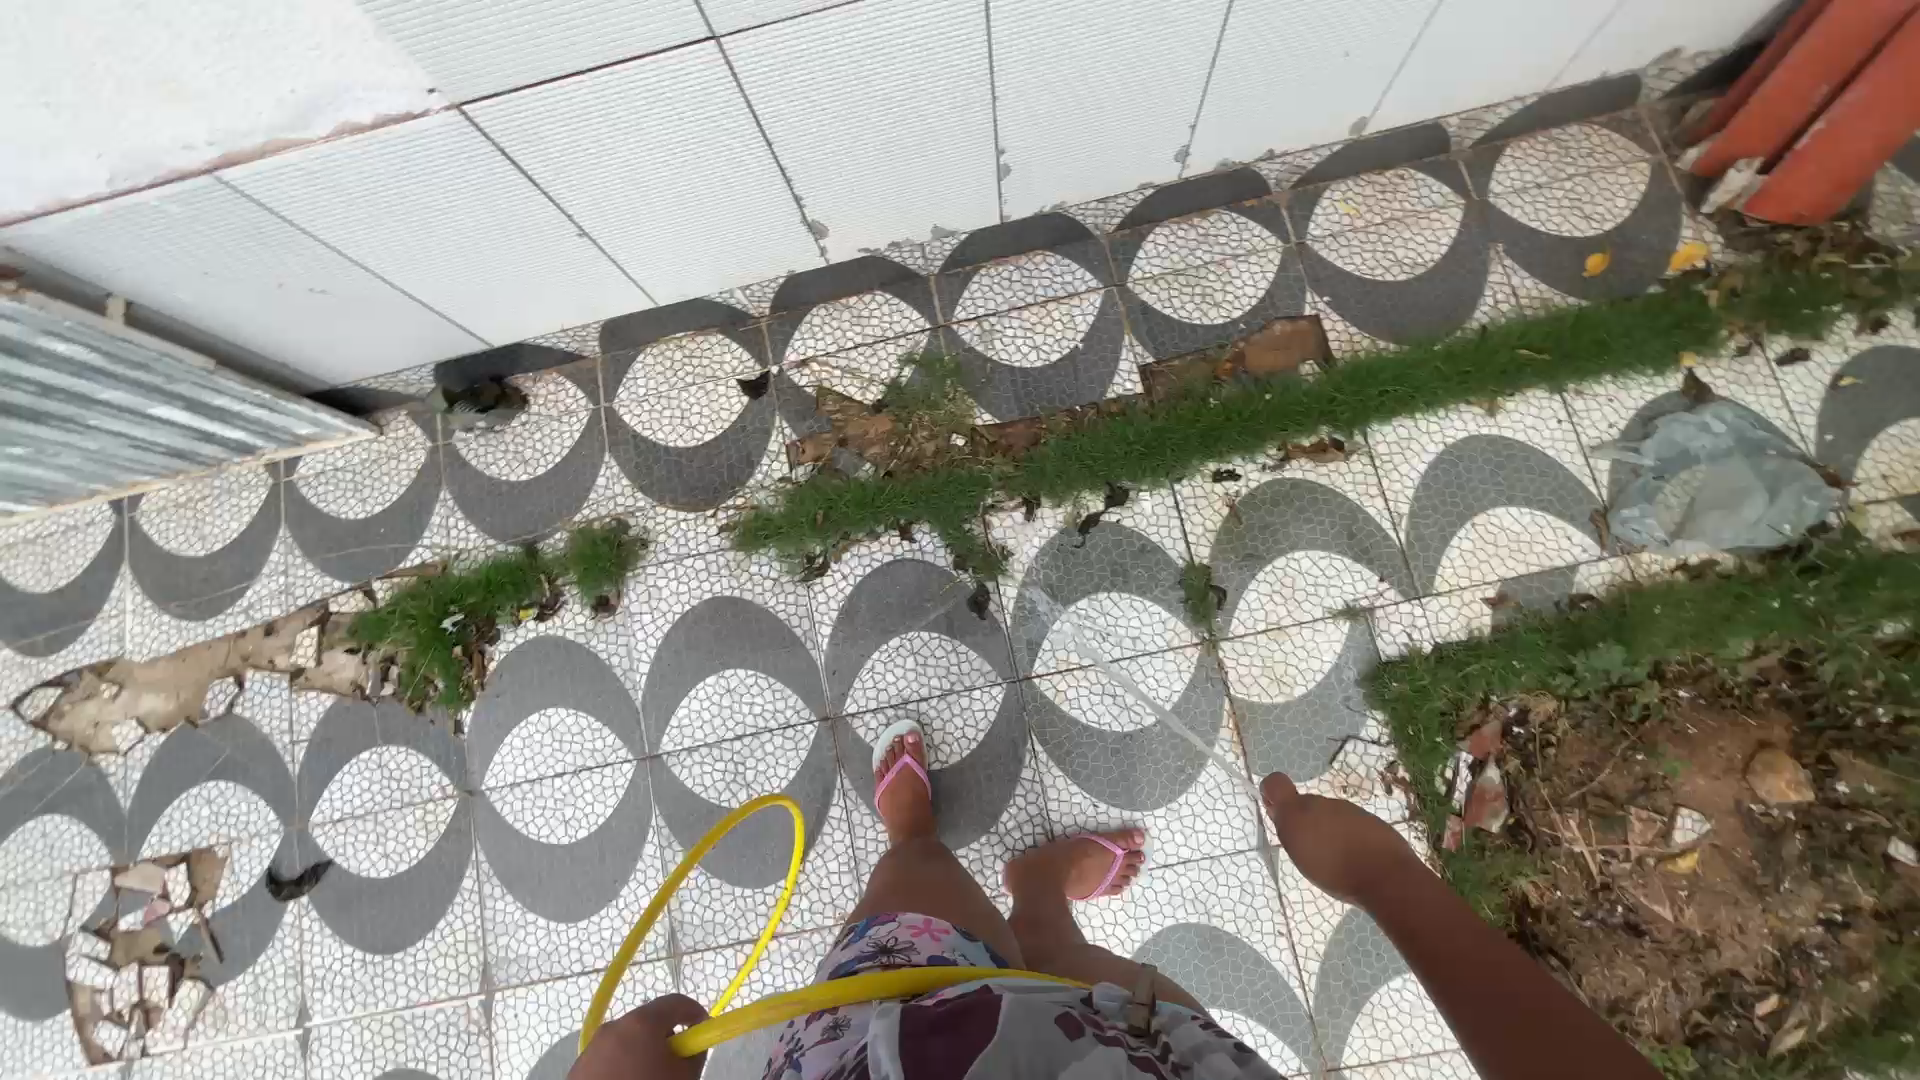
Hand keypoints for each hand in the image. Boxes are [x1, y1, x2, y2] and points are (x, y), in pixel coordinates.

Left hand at [570, 994, 708, 1079]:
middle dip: (666, 1034)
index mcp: (642, 1022)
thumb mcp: (685, 1077)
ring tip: (647, 1075)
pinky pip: (608, 1056)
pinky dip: (621, 1064)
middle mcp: (615, 1026)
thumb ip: (696, 1052)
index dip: (694, 1013)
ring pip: (627, 1038)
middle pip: (650, 1020)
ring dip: (642, 1050)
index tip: (702, 1031)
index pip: (677, 1002)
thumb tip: (693, 1043)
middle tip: (675, 1059)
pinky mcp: (577, 1069)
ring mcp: (592, 1047)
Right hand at [1260, 772, 1426, 906]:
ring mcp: (1350, 810)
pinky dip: (1351, 839)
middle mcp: (1323, 802)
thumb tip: (1278, 809)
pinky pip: (1353, 826)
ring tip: (1338, 860)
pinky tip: (1358, 861)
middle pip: (1306, 804)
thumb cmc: (1333, 868)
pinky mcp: (1372, 822)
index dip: (1272, 793)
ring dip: (1329, 831)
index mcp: (1299, 809)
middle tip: (1311, 849)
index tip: (1277, 814)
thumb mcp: (1298, 851)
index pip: (1275, 783)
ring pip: (1330, 815)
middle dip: (1306, 821)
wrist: (1387, 878)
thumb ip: (1287, 826)